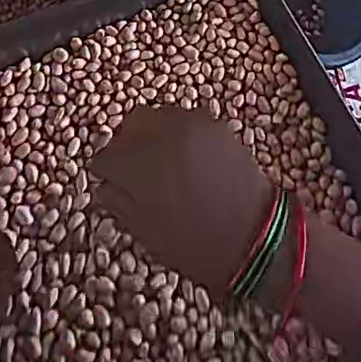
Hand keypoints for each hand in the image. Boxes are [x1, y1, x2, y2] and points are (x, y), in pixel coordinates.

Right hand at [88, 107, 273, 294]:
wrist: (257, 237)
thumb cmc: (197, 246)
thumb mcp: (148, 234)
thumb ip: (119, 204)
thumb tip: (103, 187)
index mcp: (140, 167)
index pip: (106, 157)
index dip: (103, 170)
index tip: (106, 178)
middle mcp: (162, 135)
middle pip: (130, 125)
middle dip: (125, 142)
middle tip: (130, 165)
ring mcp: (190, 124)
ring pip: (157, 115)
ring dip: (151, 133)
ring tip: (159, 159)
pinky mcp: (213, 123)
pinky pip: (184, 118)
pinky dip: (177, 132)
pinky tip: (183, 155)